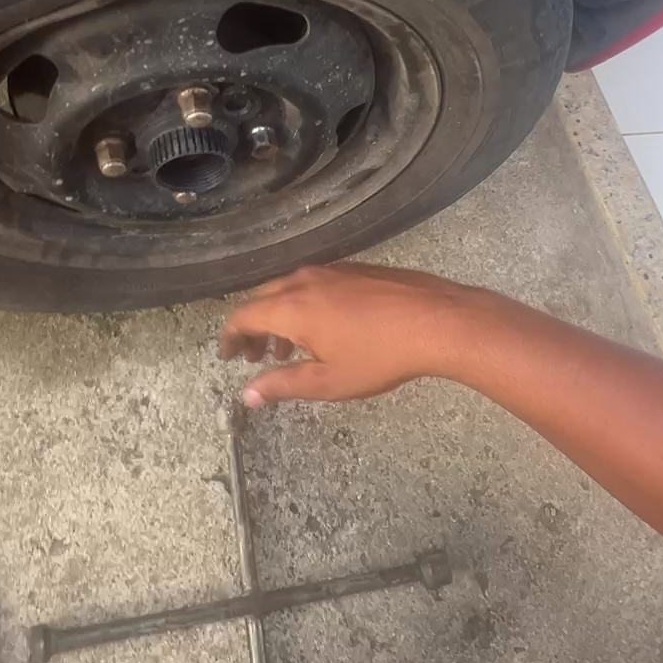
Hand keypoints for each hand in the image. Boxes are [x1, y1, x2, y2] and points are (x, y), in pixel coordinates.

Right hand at [217, 263, 525, 405]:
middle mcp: (305, 280)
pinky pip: (314, 283)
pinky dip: (303, 304)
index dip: (229, 336)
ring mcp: (332, 270)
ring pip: (290, 288)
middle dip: (253, 326)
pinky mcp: (355, 269)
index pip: (243, 315)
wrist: (435, 320)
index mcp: (292, 307)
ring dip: (279, 316)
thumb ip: (283, 385)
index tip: (227, 355)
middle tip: (253, 355)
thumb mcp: (327, 381)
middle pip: (263, 297)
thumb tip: (247, 394)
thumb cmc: (379, 356)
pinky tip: (324, 329)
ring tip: (287, 350)